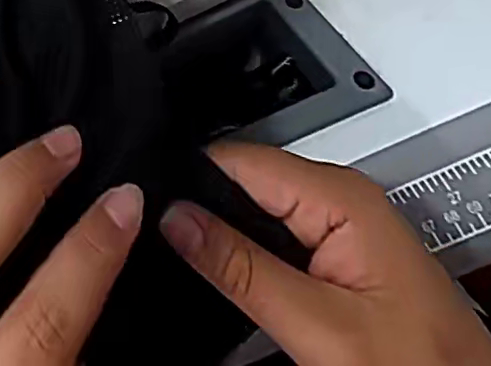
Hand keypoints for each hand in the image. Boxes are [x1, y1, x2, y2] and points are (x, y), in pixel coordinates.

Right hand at [159, 142, 490, 365]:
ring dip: (221, 231)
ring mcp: (338, 226)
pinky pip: (272, 233)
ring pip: (253, 207)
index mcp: (339, 195)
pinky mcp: (337, 254)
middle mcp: (338, 198)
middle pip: (242, 180)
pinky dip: (244, 250)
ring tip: (184, 254)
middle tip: (161, 237)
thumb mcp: (323, 330)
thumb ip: (242, 268)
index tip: (152, 207)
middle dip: (202, 206)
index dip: (189, 180)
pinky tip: (225, 271)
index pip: (236, 160)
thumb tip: (174, 217)